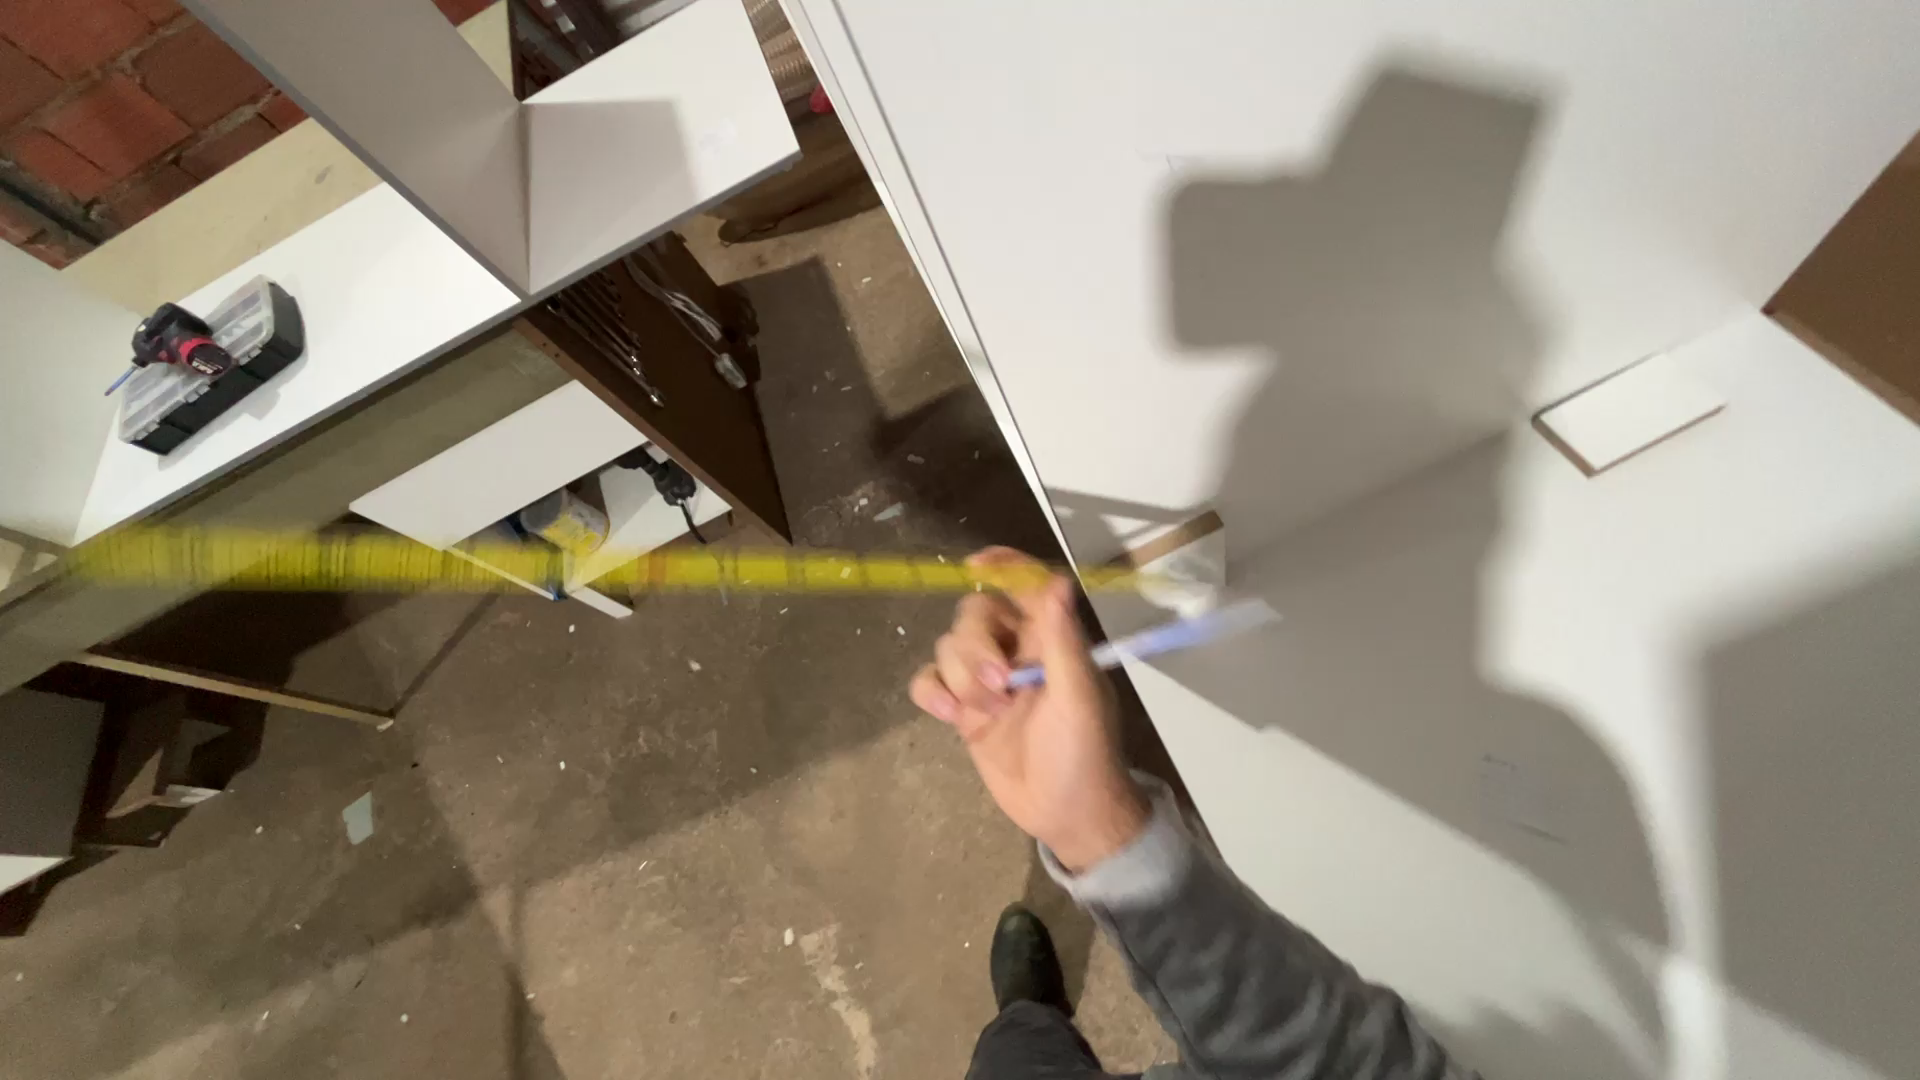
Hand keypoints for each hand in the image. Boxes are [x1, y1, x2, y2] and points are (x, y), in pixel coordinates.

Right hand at [909, 547, 1148, 873]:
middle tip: (999, 686)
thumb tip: (1059, 582)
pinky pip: (930, 679)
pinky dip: (932, 692)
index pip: (1025, 585)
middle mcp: (1015, 650)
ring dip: (961, 676)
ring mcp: (985, 679)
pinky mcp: (963, 708)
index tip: (974, 564)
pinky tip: (948, 716)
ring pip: (949, 646)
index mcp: (1050, 638)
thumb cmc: (1083, 754)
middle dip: (976, 646)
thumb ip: (1063, 641)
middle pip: (974, 614)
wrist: (1065, 814)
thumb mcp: (1078, 698)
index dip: (1003, 566)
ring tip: (988, 714)